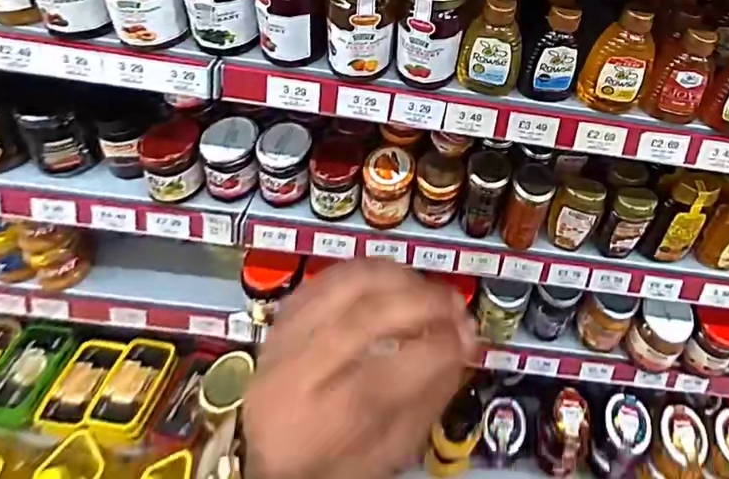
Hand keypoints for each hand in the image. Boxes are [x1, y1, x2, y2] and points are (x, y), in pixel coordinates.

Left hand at [241, 259, 474, 478]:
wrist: (261, 453)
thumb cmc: (326, 465)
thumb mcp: (380, 459)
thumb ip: (424, 404)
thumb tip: (461, 347)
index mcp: (311, 430)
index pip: (375, 382)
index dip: (431, 352)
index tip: (467, 338)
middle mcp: (289, 376)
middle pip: (361, 319)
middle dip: (422, 304)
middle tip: (456, 304)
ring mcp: (282, 337)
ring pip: (346, 283)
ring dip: (399, 277)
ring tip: (430, 290)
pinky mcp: (284, 312)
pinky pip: (332, 274)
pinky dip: (371, 269)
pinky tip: (396, 280)